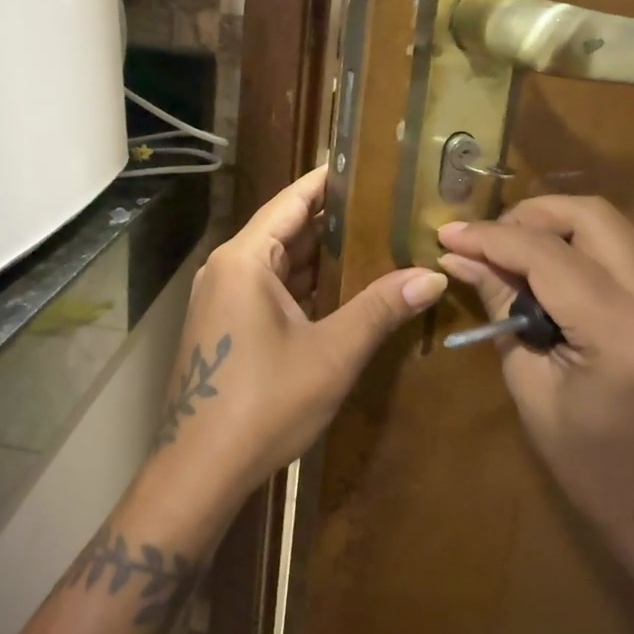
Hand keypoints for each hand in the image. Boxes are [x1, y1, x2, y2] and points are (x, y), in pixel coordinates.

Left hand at [148, 167, 446, 516]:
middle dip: (331, 219)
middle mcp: (226, 268)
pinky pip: (266, 288)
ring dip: (318, 255)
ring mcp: (221, 298)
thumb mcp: (332, 353)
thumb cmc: (264, 403)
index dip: (327, 182)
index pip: (291, 201)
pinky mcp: (223, 324)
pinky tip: (339, 288)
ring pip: (276, 262)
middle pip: (283, 229)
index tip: (365, 164)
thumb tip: (433, 275)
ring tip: (372, 240)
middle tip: (384, 206)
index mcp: (244, 260)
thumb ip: (380, 308)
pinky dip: (301, 284)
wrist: (200, 468)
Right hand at [436, 196, 633, 556]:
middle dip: (530, 215)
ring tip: (509, 253)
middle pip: (592, 216)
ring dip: (554, 228)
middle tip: (484, 239)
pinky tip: (547, 274)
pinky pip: (624, 252)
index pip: (550, 256)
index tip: (447, 234)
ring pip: (611, 227)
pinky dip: (580, 248)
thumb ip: (501, 309)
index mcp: (625, 337)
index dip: (493, 237)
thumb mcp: (531, 388)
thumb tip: (458, 257)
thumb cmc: (592, 468)